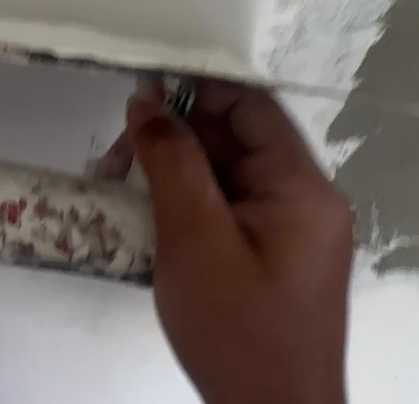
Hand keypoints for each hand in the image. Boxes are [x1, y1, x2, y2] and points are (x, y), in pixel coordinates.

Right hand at [103, 80, 353, 403]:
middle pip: (232, 136)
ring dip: (167, 164)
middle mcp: (301, 200)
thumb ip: (171, 159)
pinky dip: (178, 194)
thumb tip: (146, 100)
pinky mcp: (265, 250)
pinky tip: (140, 207)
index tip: (139, 89)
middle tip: (116, 152)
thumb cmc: (238, 329)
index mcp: (302, 189)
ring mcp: (284, 227)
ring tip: (118, 180)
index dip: (195, 88)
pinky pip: (219, 200)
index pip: (250, 107)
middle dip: (171, 132)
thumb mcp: (194, 237)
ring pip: (220, 167)